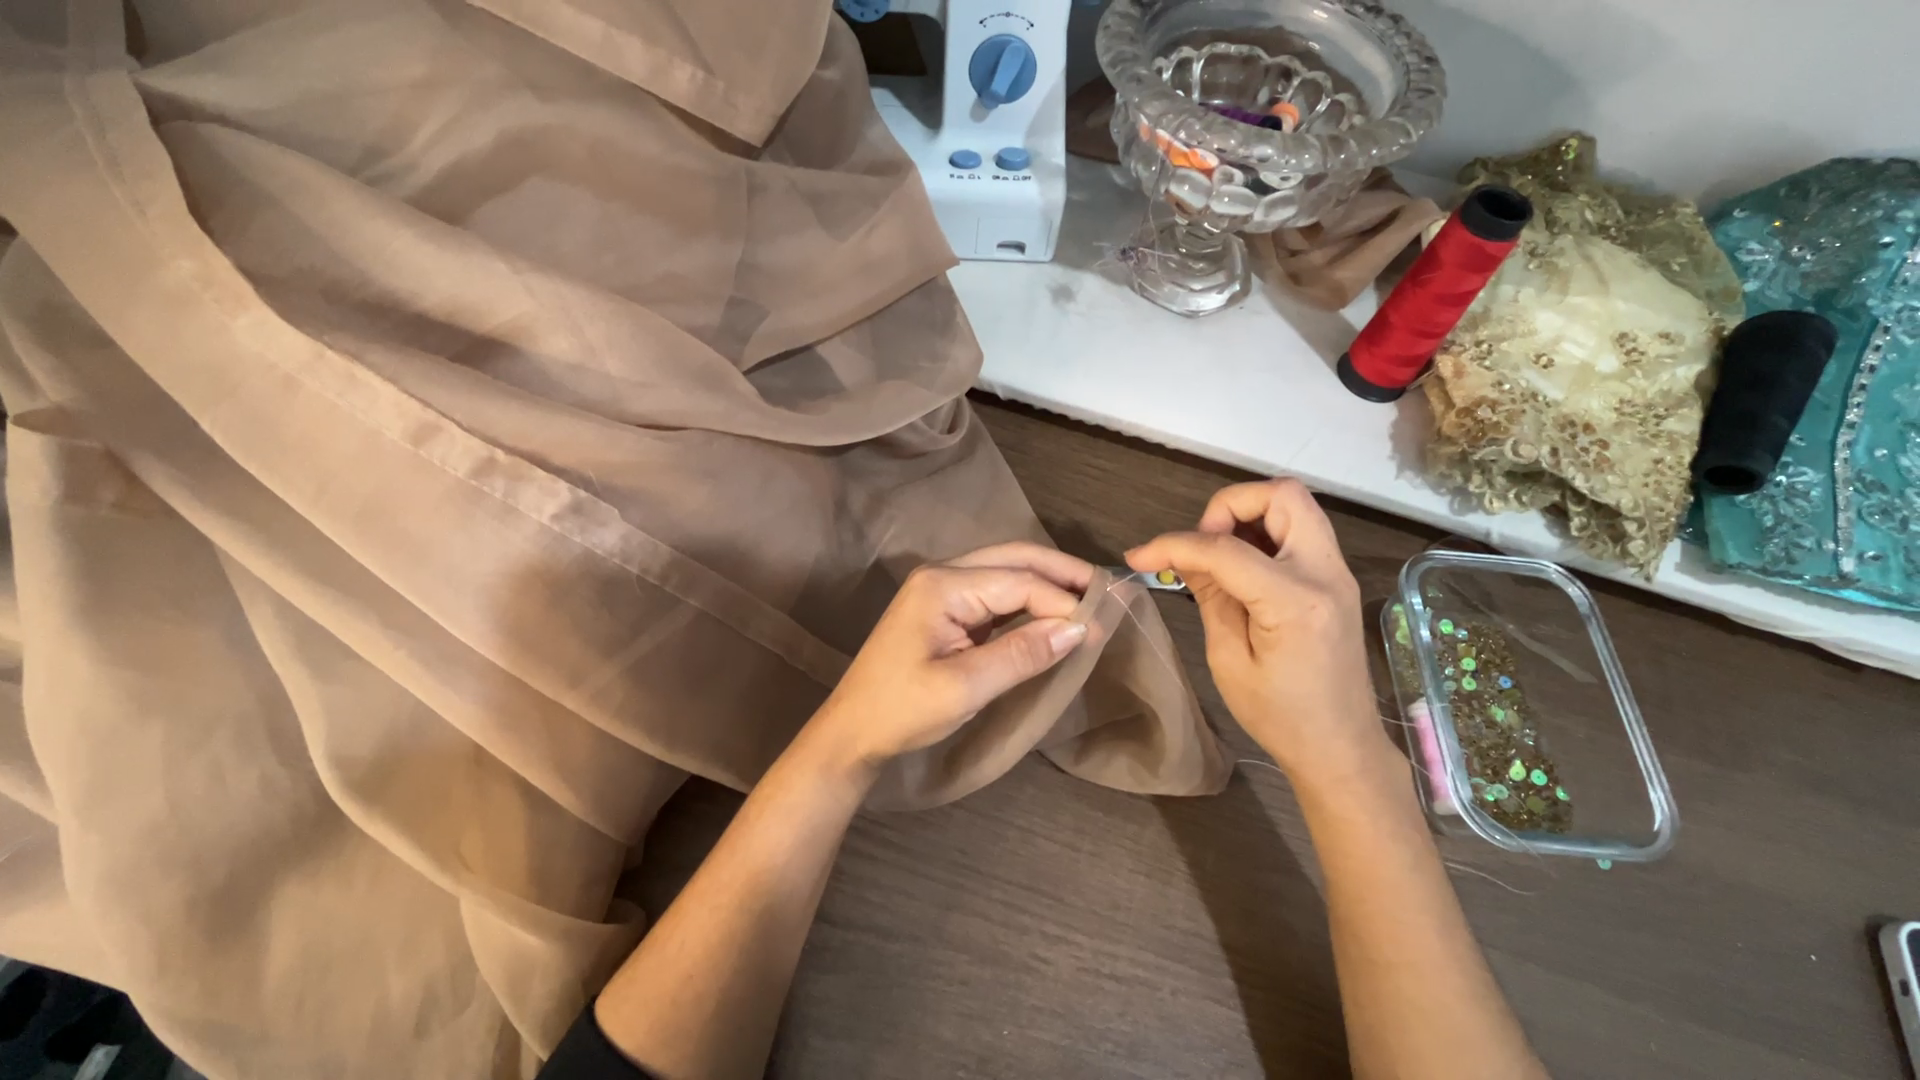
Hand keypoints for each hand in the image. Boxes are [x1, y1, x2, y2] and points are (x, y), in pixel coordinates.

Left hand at [809, 542, 1092, 772]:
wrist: (852, 732)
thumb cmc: (902, 710)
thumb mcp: (966, 687)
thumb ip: (1023, 653)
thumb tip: (1078, 628)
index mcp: (943, 586)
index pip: (1020, 581)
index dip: (1063, 602)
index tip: (1100, 626)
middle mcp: (943, 575)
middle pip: (1015, 558)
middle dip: (1062, 573)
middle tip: (1107, 592)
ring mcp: (941, 590)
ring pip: (1006, 571)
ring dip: (1047, 584)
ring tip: (1089, 601)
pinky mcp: (944, 610)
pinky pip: (994, 593)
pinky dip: (1026, 601)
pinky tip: (1051, 615)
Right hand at [1126, 479, 1385, 780]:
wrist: (1340, 746)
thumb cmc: (1280, 716)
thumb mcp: (1229, 659)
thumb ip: (1209, 595)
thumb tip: (1181, 556)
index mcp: (1294, 600)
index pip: (1225, 547)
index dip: (1175, 544)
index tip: (1139, 555)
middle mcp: (1325, 573)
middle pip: (1282, 494)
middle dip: (1230, 506)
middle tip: (1204, 544)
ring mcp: (1337, 572)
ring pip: (1295, 505)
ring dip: (1250, 515)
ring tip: (1219, 556)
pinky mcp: (1336, 579)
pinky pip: (1301, 530)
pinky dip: (1266, 532)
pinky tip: (1241, 567)